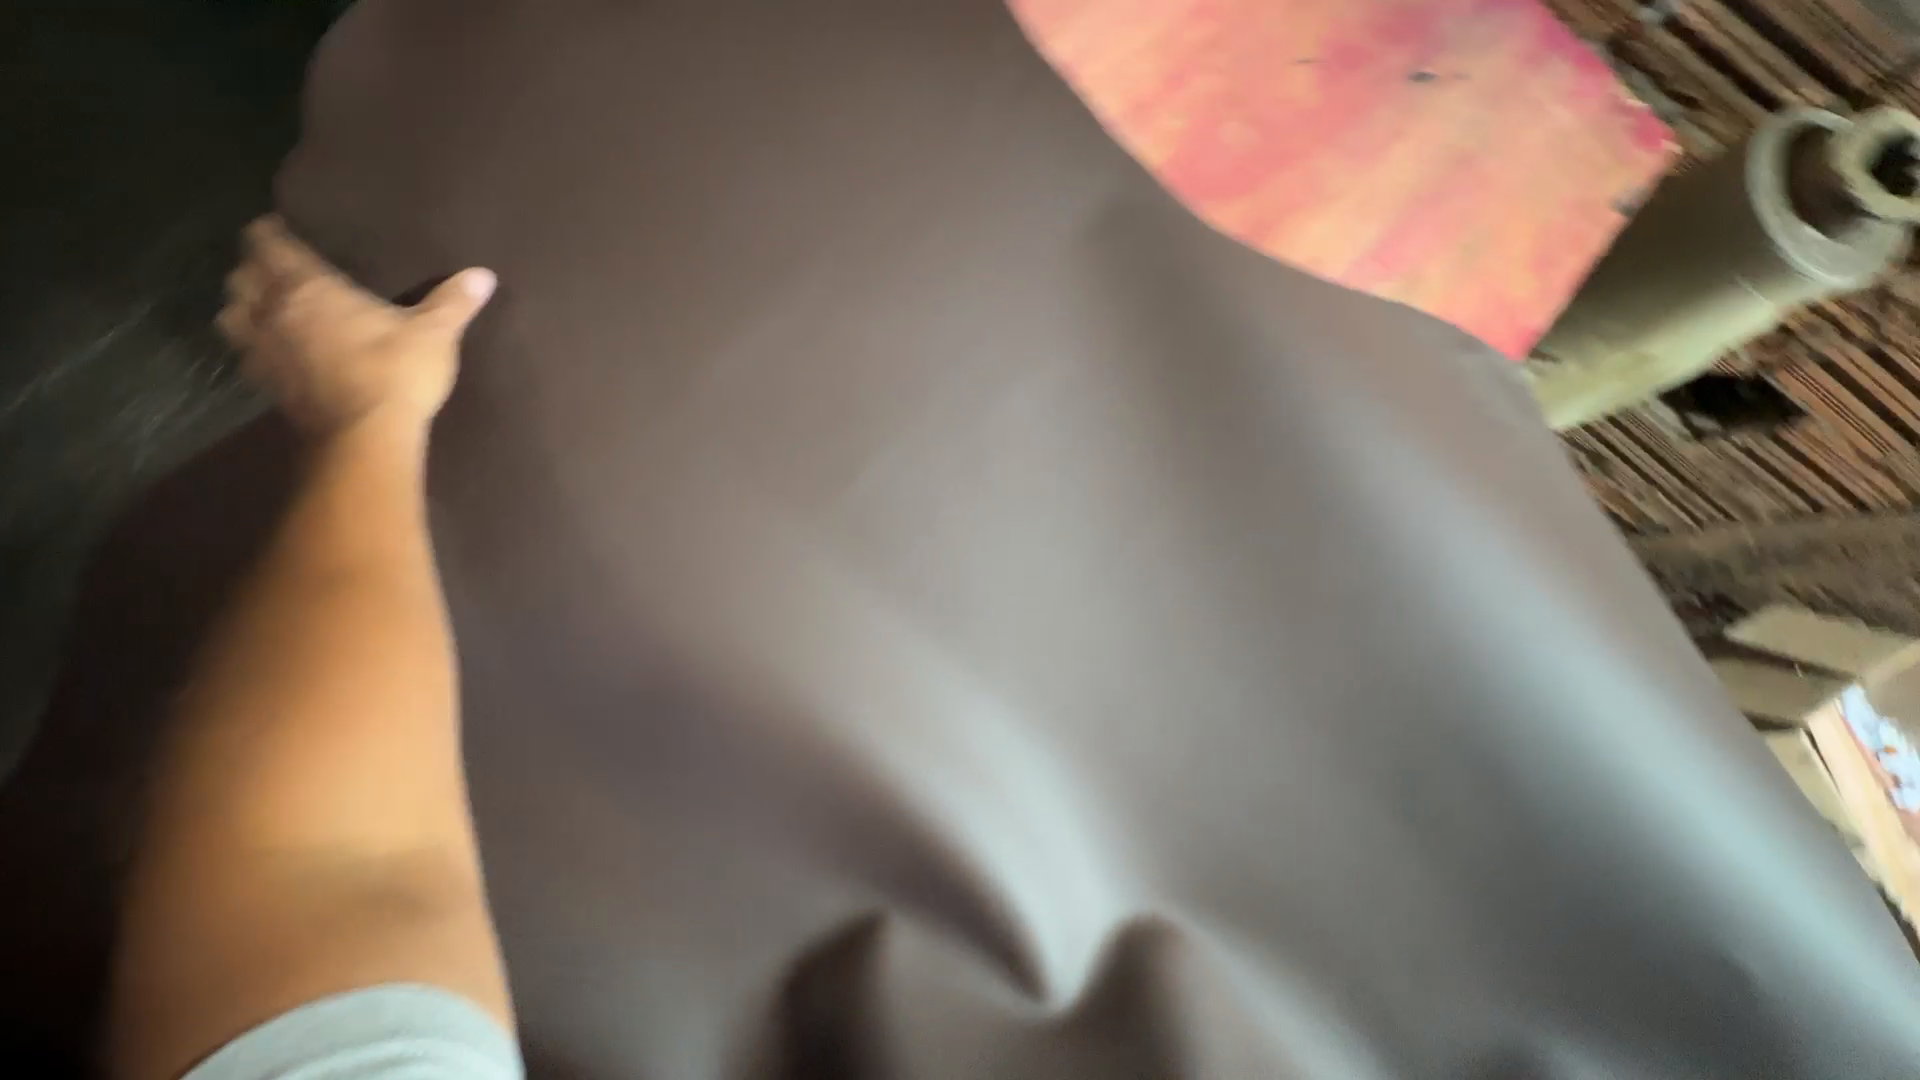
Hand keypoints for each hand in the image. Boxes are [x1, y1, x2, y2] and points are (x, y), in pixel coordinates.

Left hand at [219, 216, 496, 440]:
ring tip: (269, 308)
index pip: (268, 242)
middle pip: (241, 275)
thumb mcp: (435, 334)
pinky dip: (254, 344)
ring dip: (244, 305)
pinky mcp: (264, 382)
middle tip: (280, 269)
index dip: (272, 231)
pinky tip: (277, 351)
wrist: (366, 435)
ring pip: (231, 312)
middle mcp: (272, 309)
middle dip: (255, 267)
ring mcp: (261, 348)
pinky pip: (245, 352)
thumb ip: (454, 301)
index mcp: (308, 286)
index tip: (287, 228)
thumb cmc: (397, 372)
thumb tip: (484, 275)